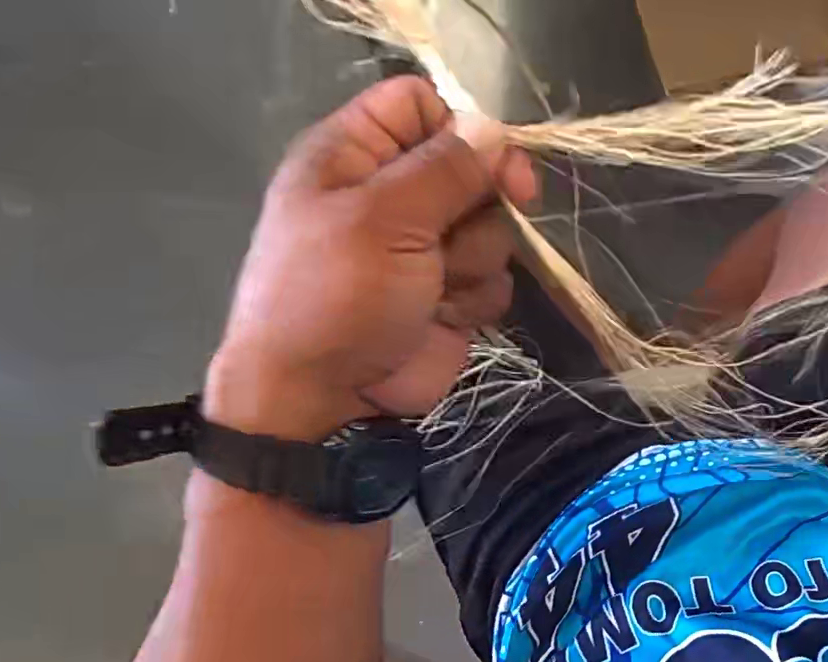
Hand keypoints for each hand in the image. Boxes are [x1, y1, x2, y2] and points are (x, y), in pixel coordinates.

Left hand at [205, 77, 538, 438]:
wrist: (329, 388)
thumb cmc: (337, 292)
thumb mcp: (385, 219)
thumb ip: (445, 171)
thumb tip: (496, 131)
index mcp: (362, 154)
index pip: (425, 107)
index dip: (465, 130)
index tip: (499, 164)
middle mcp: (401, 197)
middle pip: (475, 174)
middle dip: (480, 208)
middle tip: (463, 235)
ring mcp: (432, 252)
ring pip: (494, 234)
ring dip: (475, 263)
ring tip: (435, 288)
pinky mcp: (455, 298)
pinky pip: (496, 284)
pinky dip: (478, 301)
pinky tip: (445, 316)